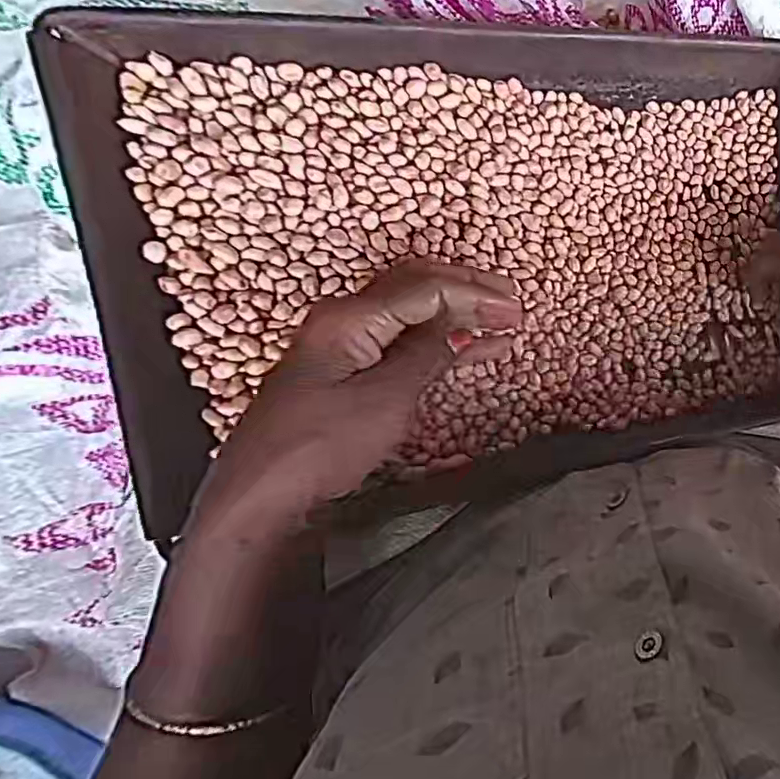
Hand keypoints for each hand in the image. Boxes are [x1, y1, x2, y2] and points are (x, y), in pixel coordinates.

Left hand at [189, 261, 522, 533]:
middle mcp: (347, 320)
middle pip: (417, 286)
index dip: (476, 295)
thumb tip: (461, 327)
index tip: (514, 308)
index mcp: (351, 319)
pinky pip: (408, 340)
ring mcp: (349, 344)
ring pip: (416, 311)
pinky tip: (477, 347)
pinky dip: (445, 340)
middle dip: (469, 289)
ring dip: (461, 311)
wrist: (265, 492)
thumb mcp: (386, 398)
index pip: (426, 289)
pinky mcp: (354, 369)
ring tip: (505, 319)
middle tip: (513, 300)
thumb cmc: (320, 445)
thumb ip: (427, 354)